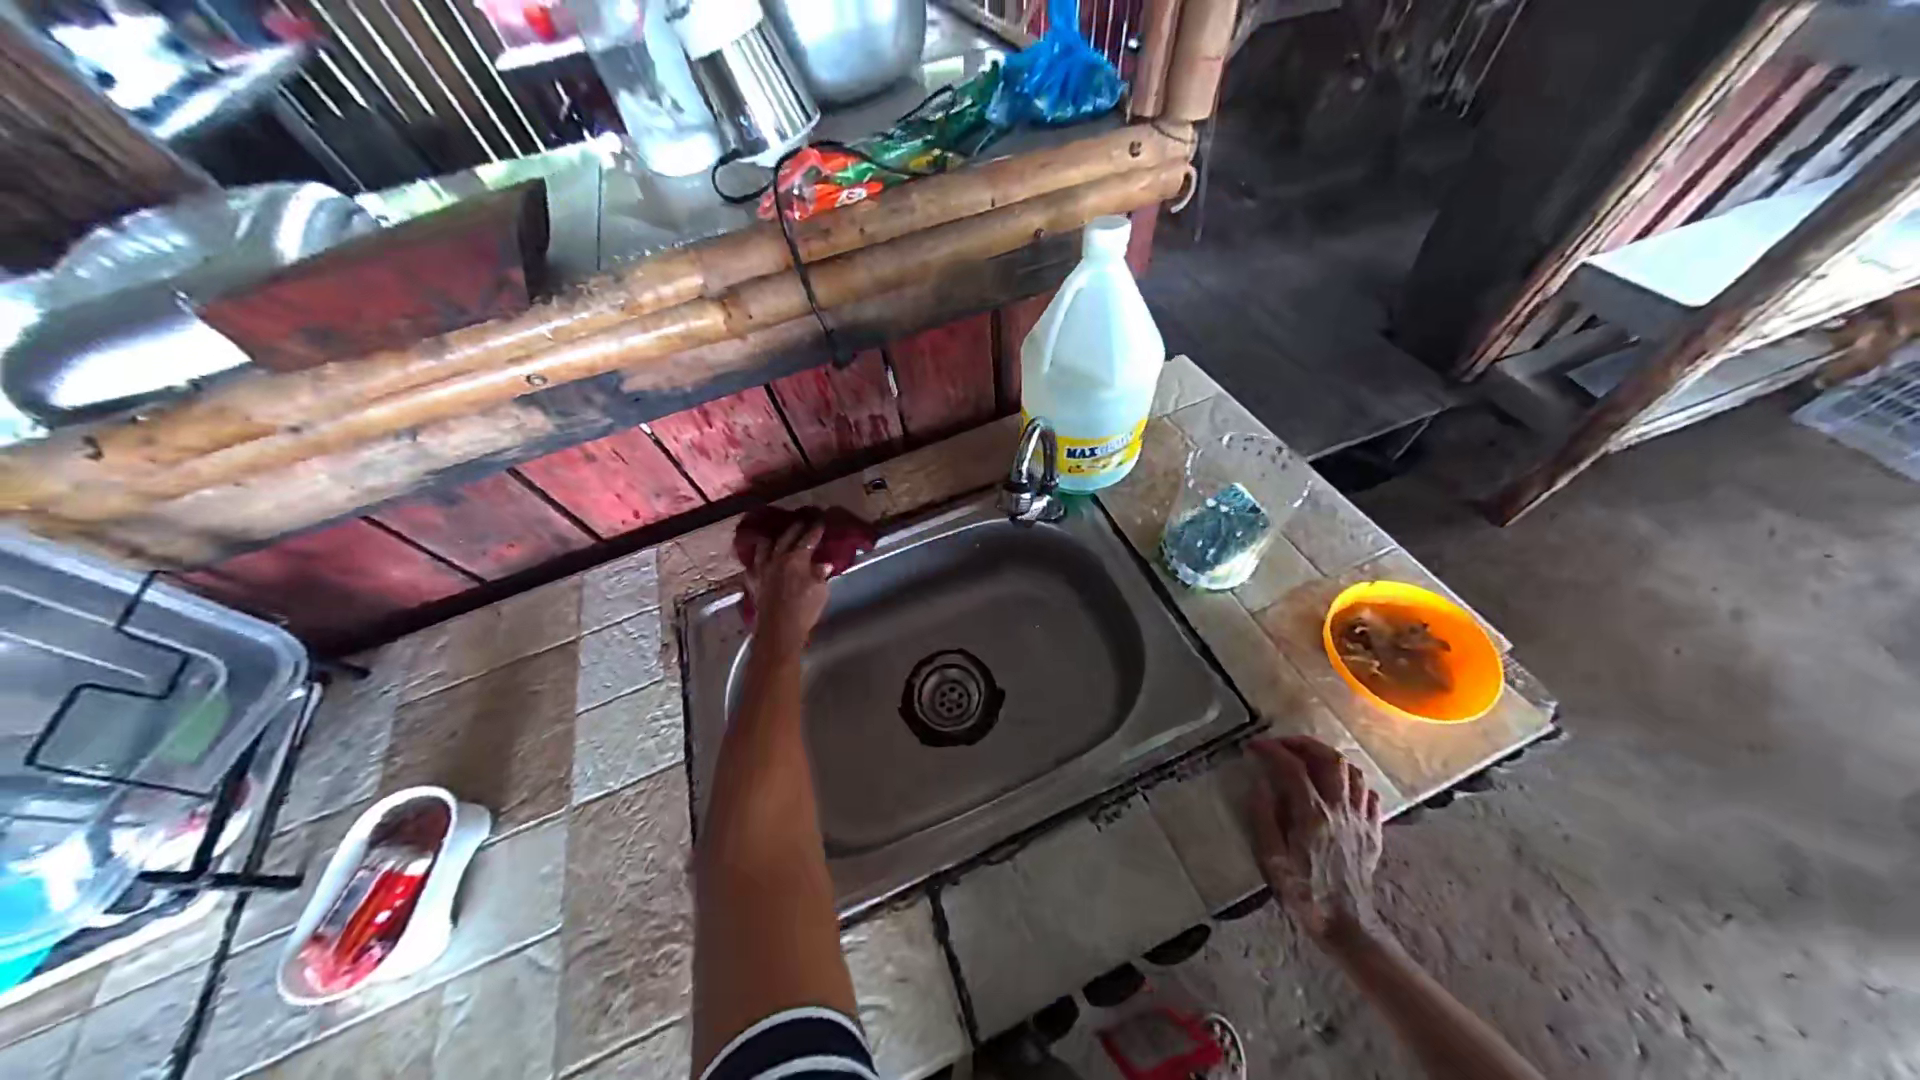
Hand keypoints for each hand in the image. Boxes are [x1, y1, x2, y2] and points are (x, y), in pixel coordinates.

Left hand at [743, 521, 831, 653]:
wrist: (779, 630)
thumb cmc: (804, 610)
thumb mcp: (821, 591)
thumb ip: (820, 574)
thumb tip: (822, 564)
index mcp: (796, 558)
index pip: (808, 539)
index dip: (815, 529)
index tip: (821, 521)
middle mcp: (777, 559)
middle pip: (786, 537)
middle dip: (795, 528)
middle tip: (802, 522)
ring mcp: (762, 570)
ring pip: (764, 547)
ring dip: (772, 540)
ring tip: (776, 537)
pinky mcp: (754, 583)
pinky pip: (753, 566)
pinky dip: (758, 560)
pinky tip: (760, 561)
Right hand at [1248, 735, 1383, 943]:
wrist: (1346, 926)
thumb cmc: (1302, 892)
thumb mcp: (1271, 858)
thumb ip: (1263, 817)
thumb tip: (1260, 784)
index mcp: (1311, 815)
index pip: (1291, 767)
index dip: (1270, 750)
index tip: (1254, 746)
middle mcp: (1339, 810)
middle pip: (1328, 759)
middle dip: (1303, 743)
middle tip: (1282, 744)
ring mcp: (1360, 820)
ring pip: (1352, 771)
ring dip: (1328, 757)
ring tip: (1308, 758)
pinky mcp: (1372, 832)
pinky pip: (1369, 794)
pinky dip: (1351, 782)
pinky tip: (1337, 786)